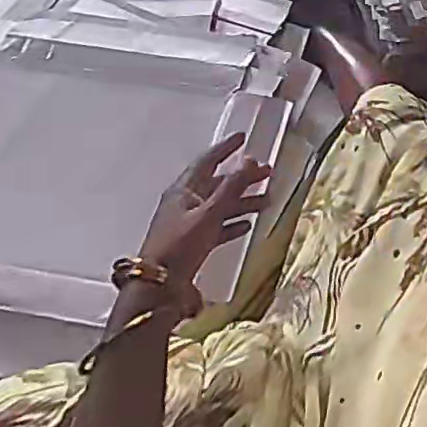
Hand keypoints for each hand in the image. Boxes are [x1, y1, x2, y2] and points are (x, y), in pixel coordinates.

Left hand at [138, 133, 270, 308]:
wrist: (158, 289)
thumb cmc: (180, 246)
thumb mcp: (209, 213)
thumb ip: (231, 187)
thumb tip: (250, 160)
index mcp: (184, 189)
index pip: (207, 160)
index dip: (226, 148)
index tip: (243, 138)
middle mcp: (186, 202)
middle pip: (218, 183)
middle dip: (243, 177)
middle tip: (267, 172)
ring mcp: (190, 223)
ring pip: (221, 205)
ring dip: (243, 201)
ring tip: (268, 200)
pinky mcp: (194, 243)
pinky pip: (218, 227)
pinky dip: (233, 223)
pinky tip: (248, 225)